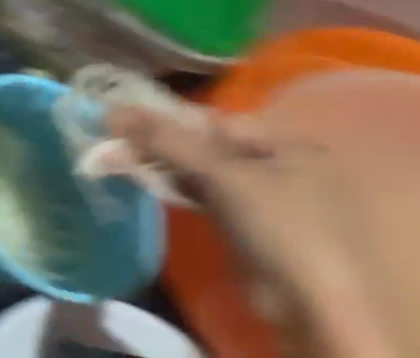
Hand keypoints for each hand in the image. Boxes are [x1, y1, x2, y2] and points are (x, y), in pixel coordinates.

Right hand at [110, 108, 392, 357]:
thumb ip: (165, 139)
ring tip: (121, 157)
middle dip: (163, 141)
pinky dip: (177, 185)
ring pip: (203, 169)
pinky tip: (147, 179)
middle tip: (117, 137)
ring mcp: (265, 198)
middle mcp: (281, 167)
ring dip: (163, 162)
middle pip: (208, 144)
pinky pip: (206, 193)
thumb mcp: (220, 173)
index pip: (217, 120)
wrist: (310, 308)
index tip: (129, 118)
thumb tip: (109, 110)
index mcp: (289, 146)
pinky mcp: (248, 225)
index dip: (172, 117)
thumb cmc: (279, 226)